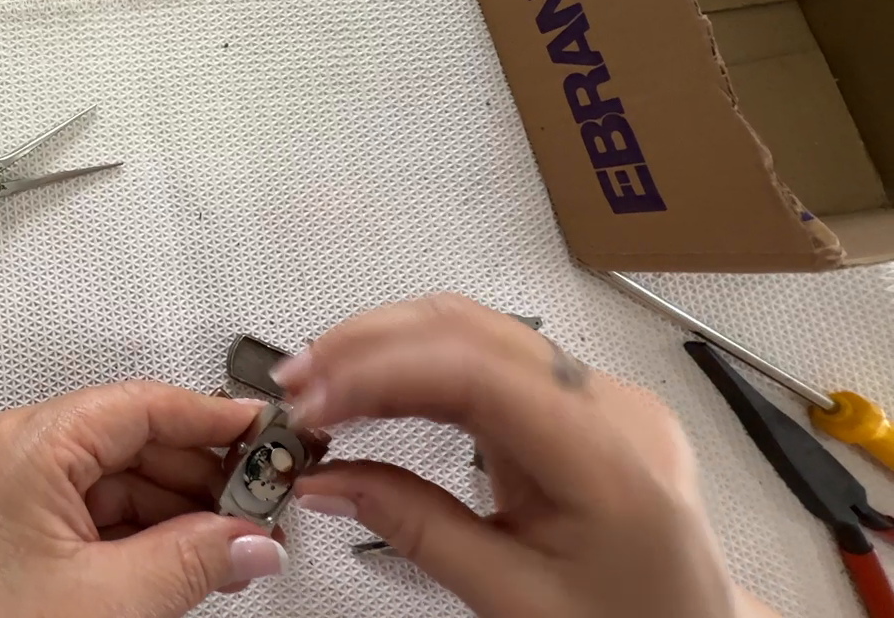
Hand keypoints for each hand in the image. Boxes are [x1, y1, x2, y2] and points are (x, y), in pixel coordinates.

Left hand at [0, 381, 287, 617]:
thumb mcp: (109, 601)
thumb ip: (192, 560)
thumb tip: (252, 537)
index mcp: (29, 444)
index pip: (135, 406)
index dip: (206, 416)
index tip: (262, 430)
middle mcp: (18, 449)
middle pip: (130, 437)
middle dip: (200, 471)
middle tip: (263, 503)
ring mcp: (18, 483)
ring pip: (118, 475)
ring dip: (179, 507)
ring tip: (239, 541)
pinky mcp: (22, 520)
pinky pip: (98, 507)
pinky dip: (147, 530)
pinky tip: (193, 558)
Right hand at [280, 294, 773, 617]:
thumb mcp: (516, 601)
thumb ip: (411, 528)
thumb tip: (316, 480)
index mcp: (615, 464)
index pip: (476, 373)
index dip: (378, 374)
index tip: (311, 403)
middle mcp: (607, 403)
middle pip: (461, 328)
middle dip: (361, 345)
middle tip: (295, 381)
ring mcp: (587, 385)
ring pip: (457, 320)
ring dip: (373, 339)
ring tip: (315, 375)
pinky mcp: (559, 385)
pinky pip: (466, 341)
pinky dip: (400, 350)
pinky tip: (362, 375)